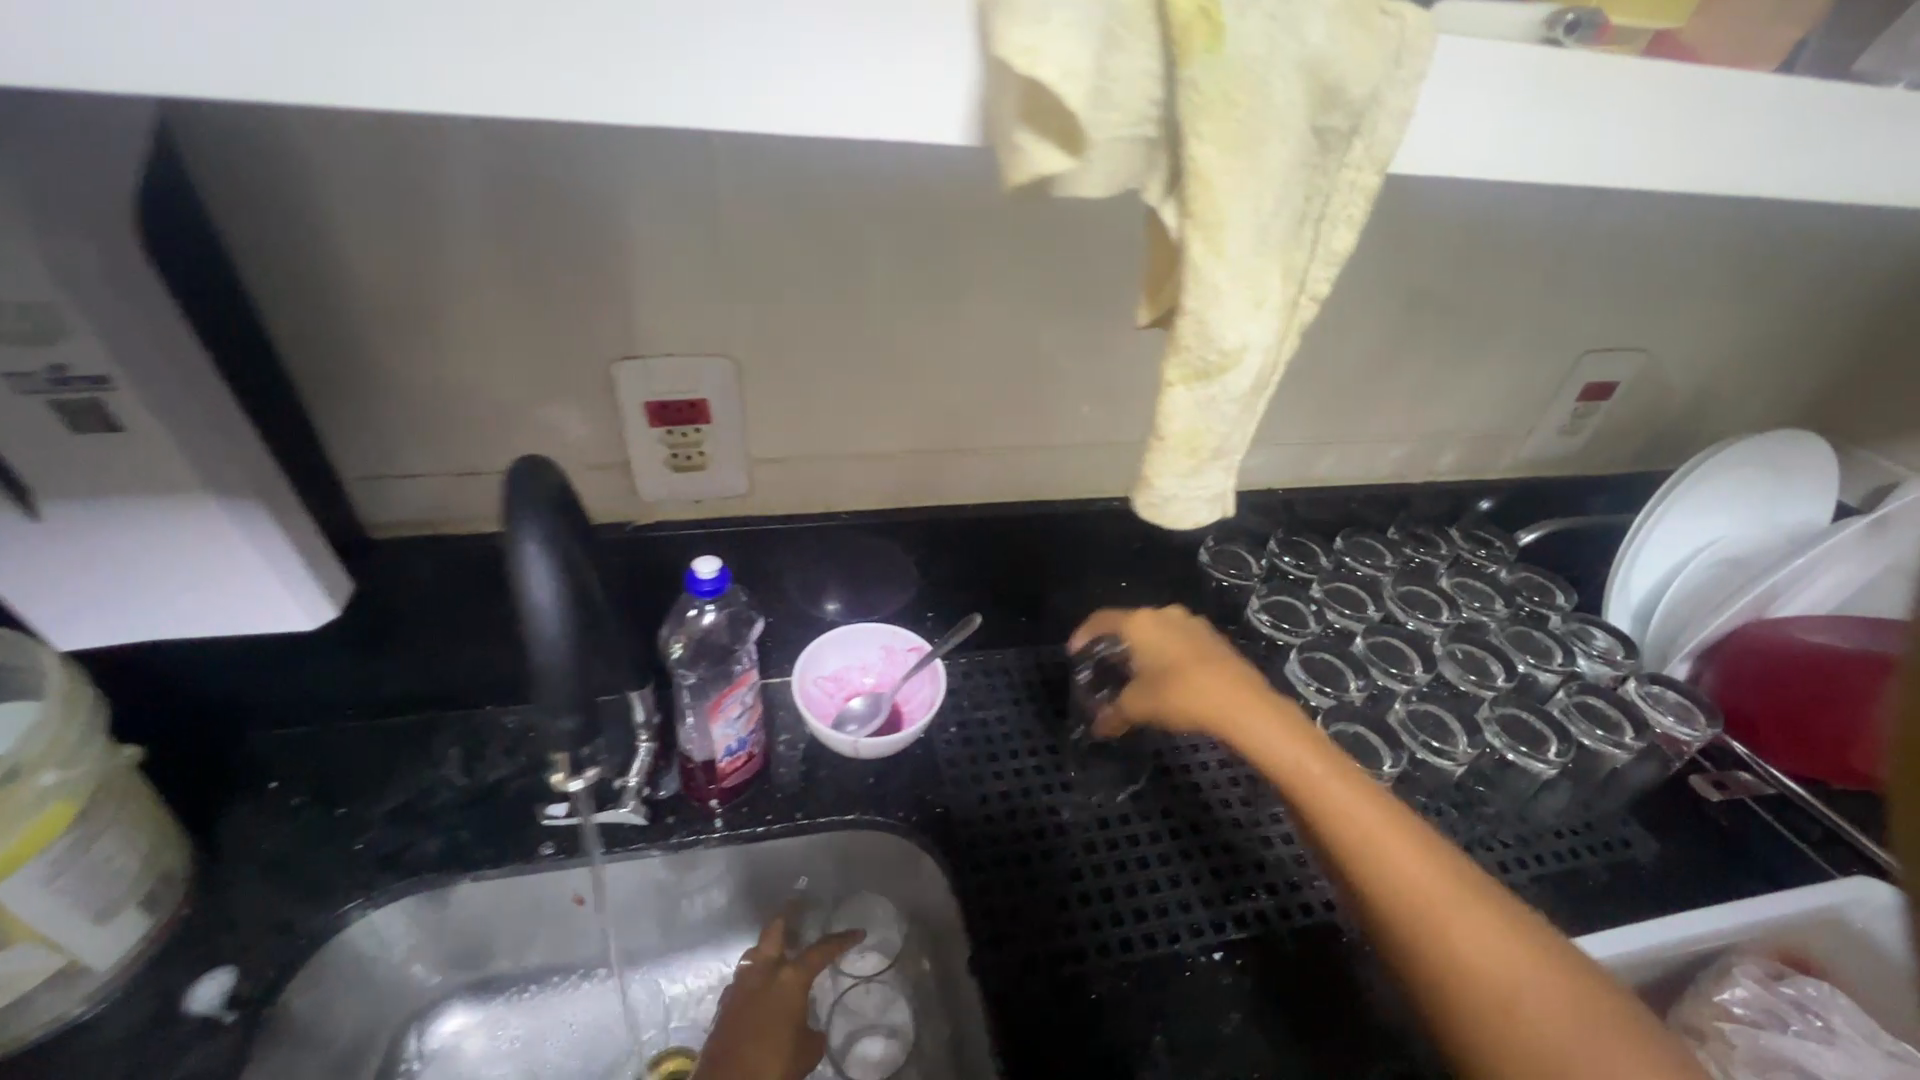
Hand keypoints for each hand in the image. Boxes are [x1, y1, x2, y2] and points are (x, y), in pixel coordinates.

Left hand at [691, 912, 863, 1079]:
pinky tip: (761, 989)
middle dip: (788, 914)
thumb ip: (811, 1031)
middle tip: (800, 902)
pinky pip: (743, 978)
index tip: (857, 932)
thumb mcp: (807, 1051)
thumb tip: (809, 1028)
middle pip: (774, 929)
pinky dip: (755, 975)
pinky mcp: (724, 1004)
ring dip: (768, 946)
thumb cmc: (774, 1065)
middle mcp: (762, 972)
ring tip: (782, 950)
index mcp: (789, 979)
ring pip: (754, 952)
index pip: (821, 950)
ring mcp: (739, 986)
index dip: (841, 940)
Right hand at [1069, 605, 1300, 740]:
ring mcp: (1193, 623)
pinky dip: (1168, 655)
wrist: (1240, 702)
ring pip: (1158, 632)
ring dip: (1146, 650)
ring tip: (1139, 674)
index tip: (1075, 652)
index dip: (1083, 634)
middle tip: (1108, 667)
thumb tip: (1098, 727)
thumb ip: (1113, 713)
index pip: (1101, 620)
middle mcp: (1164, 614)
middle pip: (1131, 624)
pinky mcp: (1214, 638)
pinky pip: (1180, 641)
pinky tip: (1169, 678)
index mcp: (1139, 622)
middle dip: (1117, 645)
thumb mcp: (1137, 707)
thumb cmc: (1178, 694)